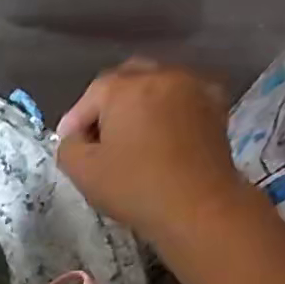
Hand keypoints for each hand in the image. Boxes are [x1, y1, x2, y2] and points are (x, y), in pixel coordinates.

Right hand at [56, 59, 255, 239]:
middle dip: (108, 103)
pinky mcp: (216, 108)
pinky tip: (159, 138)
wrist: (197, 206)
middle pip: (127, 79)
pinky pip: (182, 100)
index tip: (68, 143)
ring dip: (138, 106)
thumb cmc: (134, 187)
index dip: (75, 118)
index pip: (92, 93)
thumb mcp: (82, 172)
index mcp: (127, 88)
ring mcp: (195, 89)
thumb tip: (76, 138)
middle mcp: (164, 76)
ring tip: (129, 138)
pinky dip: (166, 113)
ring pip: (157, 87)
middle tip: (97, 134)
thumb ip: (68, 147)